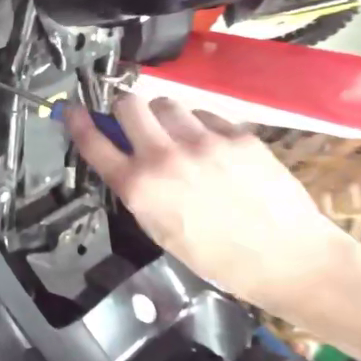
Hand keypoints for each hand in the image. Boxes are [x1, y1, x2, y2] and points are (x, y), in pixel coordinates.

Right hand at [64, 96, 360, 310]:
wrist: (288, 258)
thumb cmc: (218, 258)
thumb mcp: (161, 230)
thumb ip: (138, 190)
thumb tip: (125, 157)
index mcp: (140, 188)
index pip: (95, 143)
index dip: (78, 122)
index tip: (72, 110)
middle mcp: (165, 156)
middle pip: (128, 104)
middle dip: (125, 109)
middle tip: (135, 122)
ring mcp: (202, 141)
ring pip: (166, 102)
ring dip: (163, 116)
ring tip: (179, 136)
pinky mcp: (235, 134)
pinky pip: (204, 115)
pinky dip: (200, 126)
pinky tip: (213, 148)